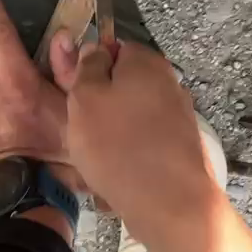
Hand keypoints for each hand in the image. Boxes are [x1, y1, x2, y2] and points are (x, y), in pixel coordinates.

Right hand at [52, 38, 251, 251]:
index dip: (87, 69)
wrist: (169, 203)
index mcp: (146, 61)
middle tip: (79, 131)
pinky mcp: (179, 148)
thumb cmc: (118, 145)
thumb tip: (95, 50)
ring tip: (95, 161)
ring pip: (128, 118)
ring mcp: (177, 117)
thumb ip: (86, 67)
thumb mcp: (84, 97)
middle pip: (121, 85)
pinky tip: (115, 177)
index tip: (72, 93)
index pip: (111, 49)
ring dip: (109, 135)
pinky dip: (127, 156)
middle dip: (98, 106)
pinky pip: (142, 144)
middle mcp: (167, 83)